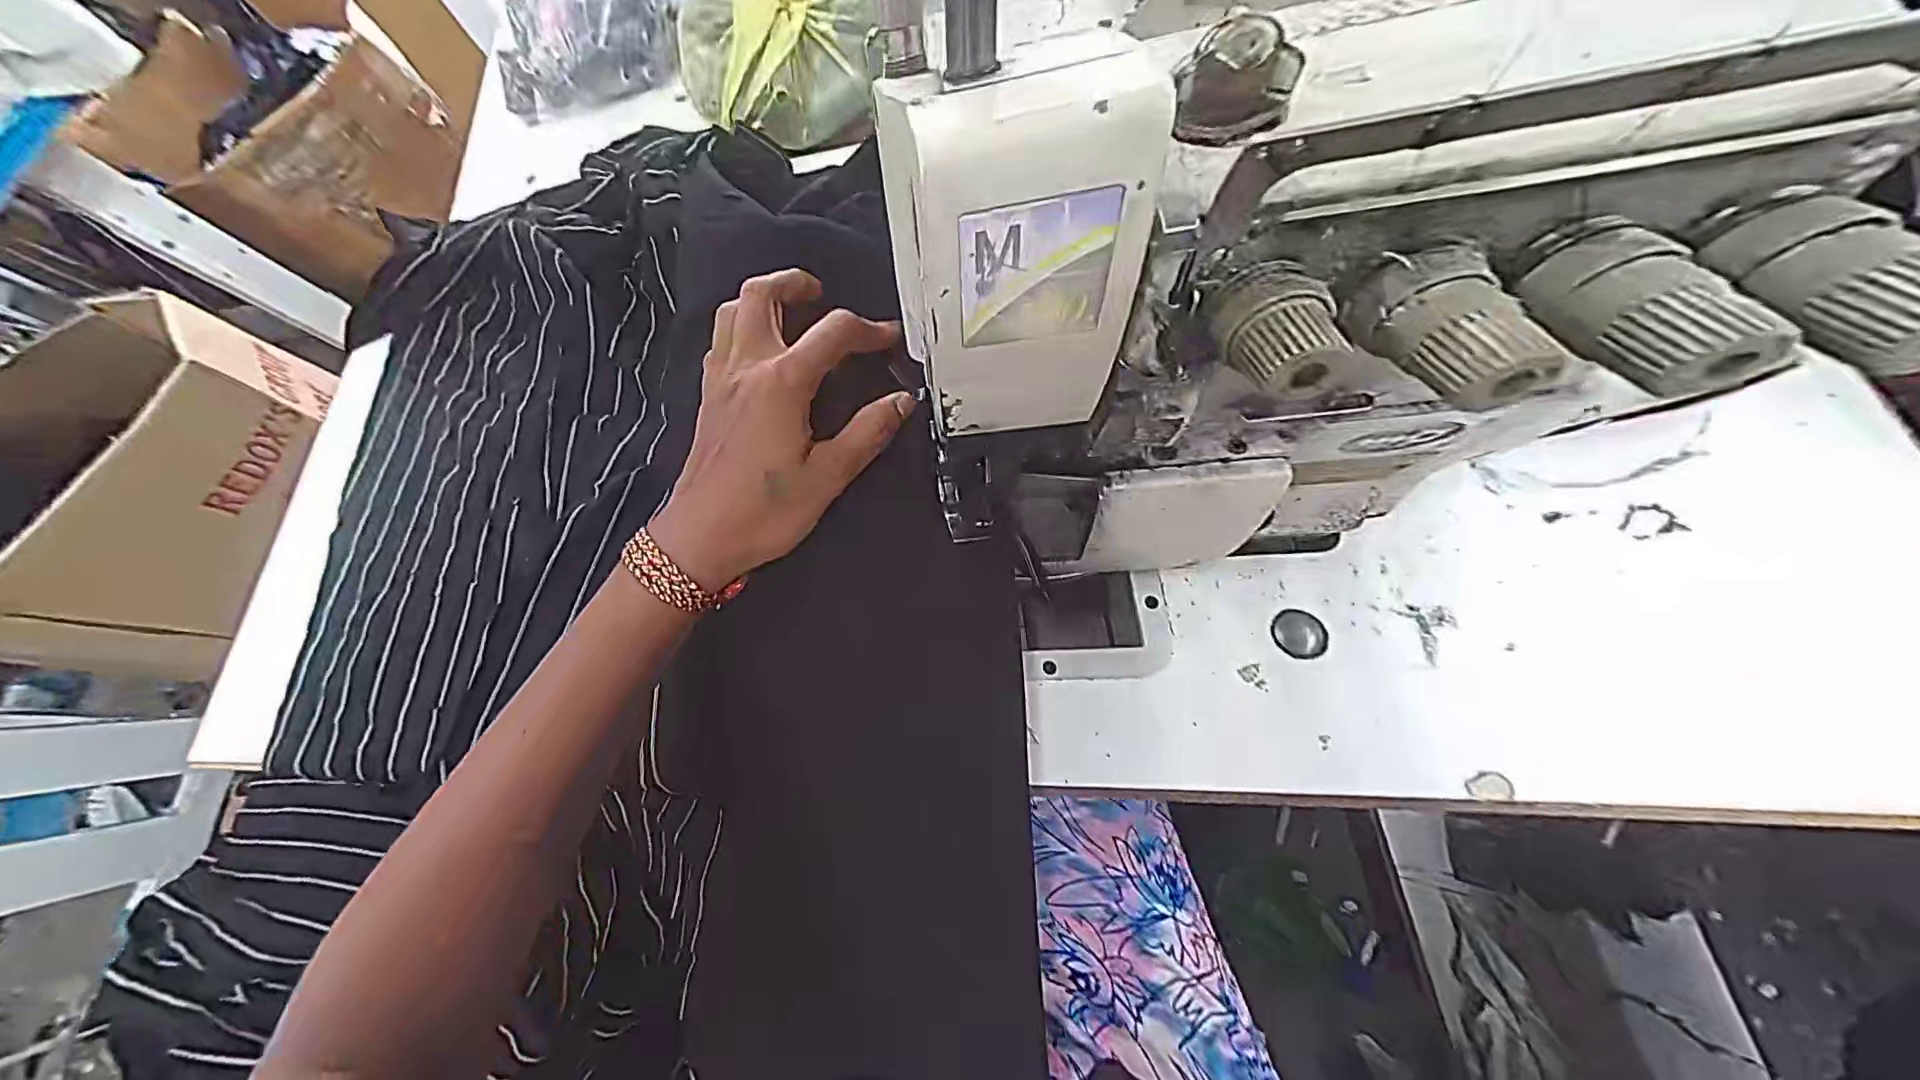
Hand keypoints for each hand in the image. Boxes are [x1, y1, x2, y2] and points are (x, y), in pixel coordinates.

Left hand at [647, 269, 913, 591]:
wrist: (700, 538)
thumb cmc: (761, 513)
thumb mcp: (827, 477)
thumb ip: (866, 433)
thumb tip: (899, 403)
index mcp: (780, 385)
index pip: (832, 334)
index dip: (868, 330)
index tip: (888, 340)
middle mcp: (745, 371)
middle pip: (761, 295)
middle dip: (795, 283)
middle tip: (822, 293)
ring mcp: (720, 381)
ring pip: (732, 311)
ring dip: (763, 299)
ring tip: (792, 311)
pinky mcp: (708, 398)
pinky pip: (720, 340)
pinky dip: (742, 327)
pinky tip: (761, 351)